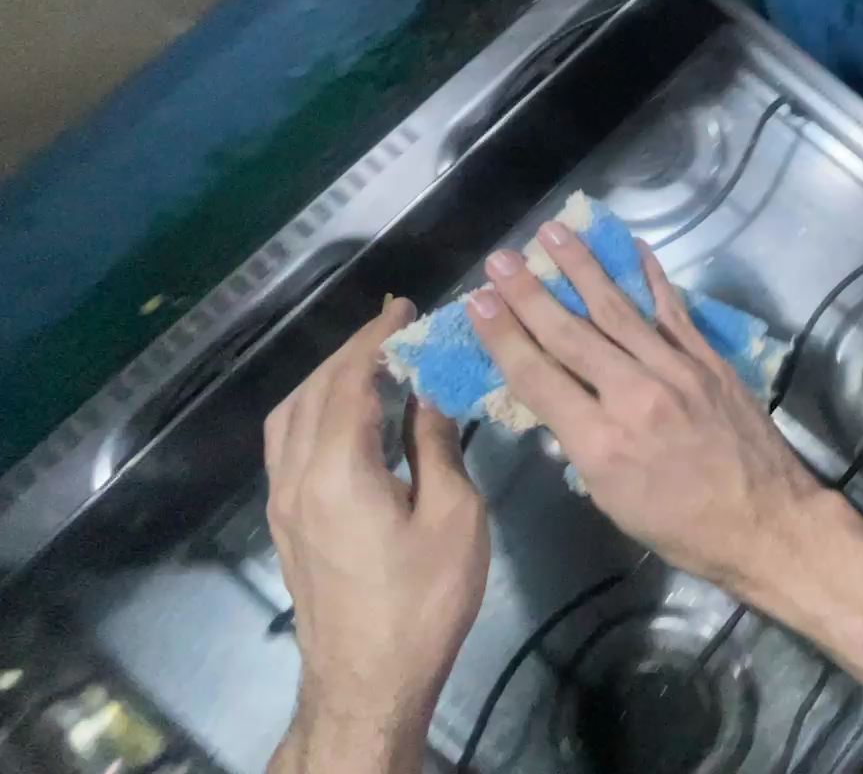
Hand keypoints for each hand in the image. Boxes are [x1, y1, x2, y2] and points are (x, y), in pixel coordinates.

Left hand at [263, 298, 489, 773]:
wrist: (370, 676)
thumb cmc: (426, 593)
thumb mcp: (454, 513)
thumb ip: (435, 447)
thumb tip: (429, 394)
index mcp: (338, 472)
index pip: (349, 384)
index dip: (375, 340)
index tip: (404, 307)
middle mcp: (297, 479)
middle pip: (310, 395)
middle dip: (350, 352)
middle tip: (395, 324)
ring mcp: (286, 503)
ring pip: (290, 419)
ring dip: (328, 378)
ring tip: (374, 359)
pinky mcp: (290, 522)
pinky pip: (292, 444)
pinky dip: (320, 409)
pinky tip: (355, 412)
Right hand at [466, 222, 835, 591]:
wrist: (766, 518)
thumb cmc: (684, 527)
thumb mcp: (612, 500)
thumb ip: (581, 446)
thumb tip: (559, 405)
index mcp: (601, 441)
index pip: (537, 376)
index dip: (503, 336)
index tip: (477, 302)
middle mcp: (636, 394)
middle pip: (573, 334)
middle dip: (531, 293)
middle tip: (501, 258)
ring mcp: (679, 371)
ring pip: (621, 311)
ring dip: (585, 270)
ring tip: (556, 235)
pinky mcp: (712, 361)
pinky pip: (676, 312)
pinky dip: (654, 279)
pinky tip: (635, 251)